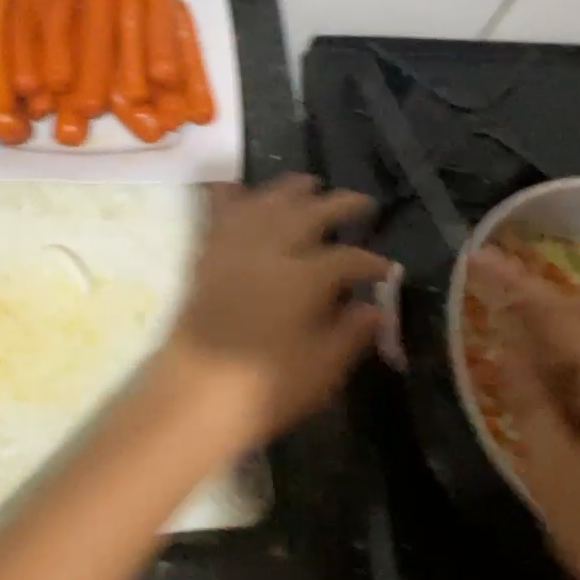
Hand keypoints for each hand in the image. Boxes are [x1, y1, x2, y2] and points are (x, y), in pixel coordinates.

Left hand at [157, 175, 391, 449]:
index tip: (387, 270)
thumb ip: (351, 333)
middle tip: (363, 204)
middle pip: (310, 214)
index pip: (348, 259)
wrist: (192, 395)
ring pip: (265, 203)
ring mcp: (233, 249)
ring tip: (310, 184)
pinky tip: (236, 187)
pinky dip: (229, 196)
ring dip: (291, 190)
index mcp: (305, 278)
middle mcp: (269, 250)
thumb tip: (374, 308)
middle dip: (341, 205)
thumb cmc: (264, 390)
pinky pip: (217, 215)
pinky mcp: (204, 258)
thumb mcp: (322, 369)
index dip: (371, 263)